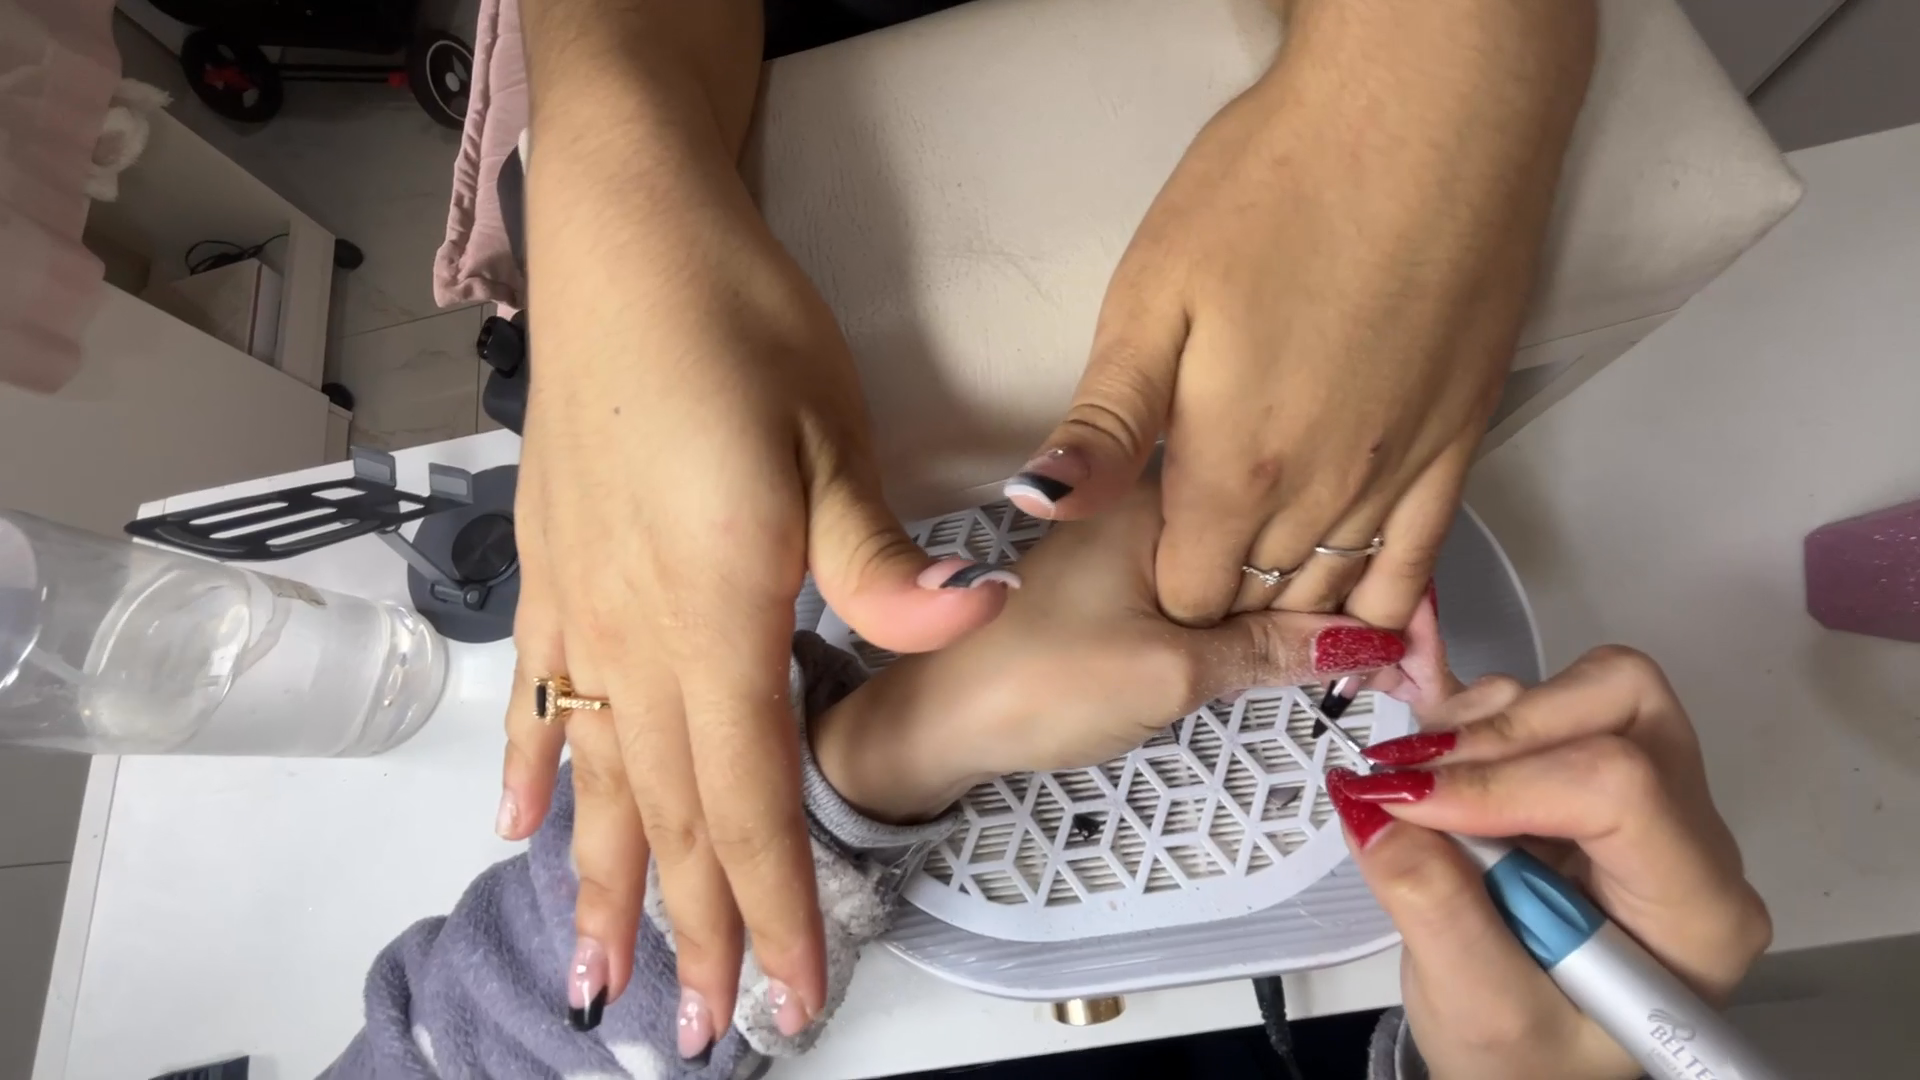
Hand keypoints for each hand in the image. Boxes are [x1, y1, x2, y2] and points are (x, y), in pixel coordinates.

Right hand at [504, 2, 1012, 1041]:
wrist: (632, 248)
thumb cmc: (741, 336)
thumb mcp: (829, 436)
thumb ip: (878, 555)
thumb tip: (963, 621)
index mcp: (719, 606)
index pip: (752, 788)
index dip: (775, 897)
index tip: (787, 993)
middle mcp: (638, 626)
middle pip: (673, 806)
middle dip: (697, 921)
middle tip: (701, 1028)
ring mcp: (585, 598)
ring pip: (603, 774)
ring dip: (611, 881)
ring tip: (600, 978)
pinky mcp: (557, 560)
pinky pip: (545, 692)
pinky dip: (541, 773)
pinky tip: (526, 827)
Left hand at [810, 482, 1412, 821]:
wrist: (945, 713)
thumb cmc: (1044, 681)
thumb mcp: (1164, 670)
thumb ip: (1263, 647)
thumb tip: (1369, 644)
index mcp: (1167, 495)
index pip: (1299, 522)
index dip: (1376, 588)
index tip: (1429, 655)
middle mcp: (1164, 500)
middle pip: (1289, 543)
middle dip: (1364, 604)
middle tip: (1427, 676)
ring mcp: (1149, 536)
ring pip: (1261, 568)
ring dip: (1323, 617)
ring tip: (1396, 673)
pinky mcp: (1135, 577)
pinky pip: (1224, 590)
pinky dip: (1271, 623)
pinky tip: (1313, 653)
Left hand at [1006, 0, 1594, 630]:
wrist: (1424, 105)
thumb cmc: (1264, 198)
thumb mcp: (1148, 307)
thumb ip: (1101, 429)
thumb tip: (1035, 506)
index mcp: (1232, 472)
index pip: (1192, 595)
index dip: (1165, 597)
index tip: (1147, 579)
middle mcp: (1321, 493)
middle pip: (1260, 599)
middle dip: (1223, 605)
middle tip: (1199, 580)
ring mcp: (1400, 471)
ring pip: (1337, 589)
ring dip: (1293, 606)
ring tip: (1266, 607)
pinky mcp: (1461, 438)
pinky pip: (1422, 556)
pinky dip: (1389, 602)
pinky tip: (1370, 624)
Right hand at [1329, 646, 1770, 1079]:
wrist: (1528, 1056)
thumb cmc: (1526, 1054)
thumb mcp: (1478, 1007)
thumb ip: (1431, 908)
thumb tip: (1371, 806)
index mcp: (1691, 906)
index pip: (1617, 787)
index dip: (1496, 779)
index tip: (1400, 803)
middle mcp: (1684, 834)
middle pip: (1619, 704)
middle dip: (1494, 727)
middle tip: (1409, 774)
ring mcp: (1635, 792)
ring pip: (1575, 688)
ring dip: (1472, 721)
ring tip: (1411, 782)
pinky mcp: (1575, 769)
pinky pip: (1530, 695)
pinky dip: (1463, 714)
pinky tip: (1426, 767)